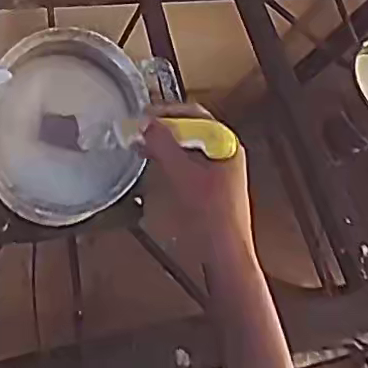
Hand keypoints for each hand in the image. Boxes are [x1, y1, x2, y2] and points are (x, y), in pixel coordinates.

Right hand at [140, 102, 252, 257]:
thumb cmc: (211, 215)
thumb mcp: (182, 174)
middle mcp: (226, 151)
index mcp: (225, 142)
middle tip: (141, 128)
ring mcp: (221, 168)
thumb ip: (163, 145)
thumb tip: (145, 123)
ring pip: (189, 145)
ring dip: (165, 142)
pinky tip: (156, 161)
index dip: (167, 112)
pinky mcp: (213, 185)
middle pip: (191, 128)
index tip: (145, 115)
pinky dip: (172, 157)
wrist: (226, 256)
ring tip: (142, 144)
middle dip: (164, 127)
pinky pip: (190, 161)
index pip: (194, 113)